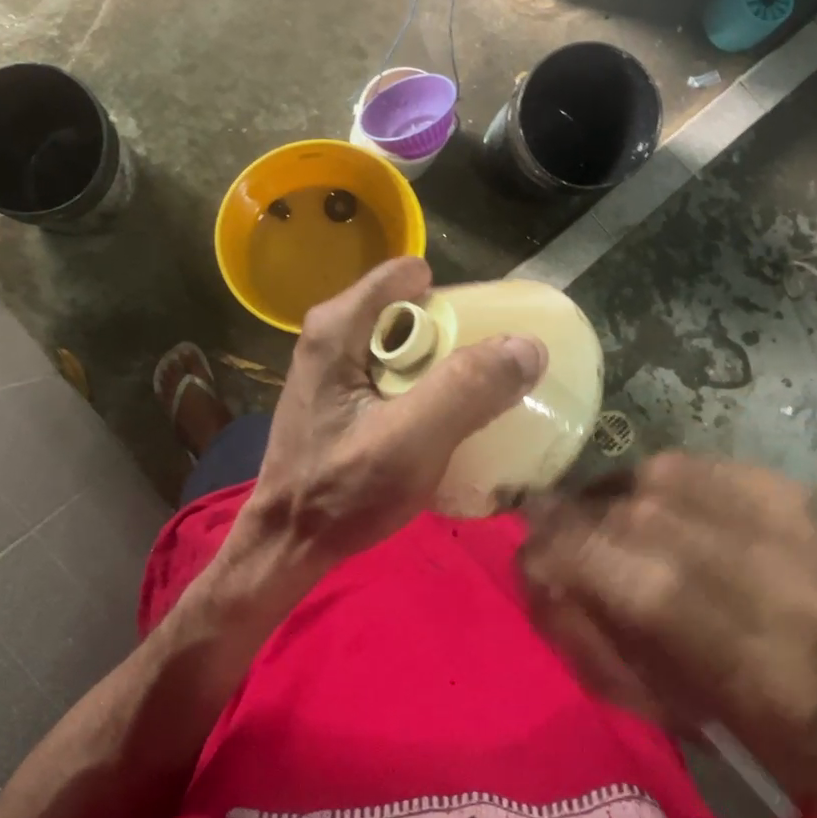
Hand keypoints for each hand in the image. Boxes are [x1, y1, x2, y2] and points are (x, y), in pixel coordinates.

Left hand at [228, 257, 546, 572]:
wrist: (289, 543)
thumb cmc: (343, 491)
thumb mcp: (410, 441)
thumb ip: (466, 389)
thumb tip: (527, 345)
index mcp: (339, 326)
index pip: (410, 274)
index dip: (455, 300)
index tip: (488, 339)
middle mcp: (332, 332)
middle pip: (412, 309)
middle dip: (456, 337)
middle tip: (491, 382)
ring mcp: (333, 363)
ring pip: (406, 343)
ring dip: (443, 369)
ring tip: (475, 406)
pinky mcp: (340, 393)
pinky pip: (395, 372)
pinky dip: (423, 389)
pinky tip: (441, 425)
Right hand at [519, 454, 816, 817]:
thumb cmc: (718, 710)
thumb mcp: (633, 694)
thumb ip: (572, 623)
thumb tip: (532, 554)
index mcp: (738, 659)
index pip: (626, 575)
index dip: (562, 553)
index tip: (532, 553)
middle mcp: (773, 585)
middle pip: (639, 517)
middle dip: (583, 520)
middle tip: (561, 530)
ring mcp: (791, 531)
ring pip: (661, 476)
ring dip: (618, 494)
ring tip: (610, 516)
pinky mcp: (791, 495)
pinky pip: (696, 462)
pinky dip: (661, 479)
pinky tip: (660, 503)